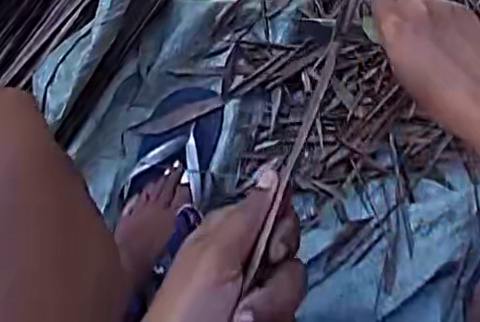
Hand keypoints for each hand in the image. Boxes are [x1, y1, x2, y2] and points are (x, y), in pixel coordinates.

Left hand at [144, 165, 305, 321]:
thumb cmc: (186, 311)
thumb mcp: (213, 255)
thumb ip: (246, 214)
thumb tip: (272, 173)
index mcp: (229, 230)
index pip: (273, 206)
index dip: (281, 223)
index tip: (273, 245)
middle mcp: (245, 256)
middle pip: (289, 245)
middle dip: (278, 271)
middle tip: (251, 286)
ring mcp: (255, 290)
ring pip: (292, 282)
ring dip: (272, 303)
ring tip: (243, 319)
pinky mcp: (266, 316)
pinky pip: (290, 311)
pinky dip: (275, 318)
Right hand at [370, 0, 479, 147]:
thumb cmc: (441, 99)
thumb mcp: (402, 73)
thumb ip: (394, 43)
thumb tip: (393, 35)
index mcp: (393, 24)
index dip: (381, 1)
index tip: (384, 10)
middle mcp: (415, 8)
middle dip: (401, 1)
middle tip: (408, 25)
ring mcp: (441, 6)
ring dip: (426, 13)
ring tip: (438, 40)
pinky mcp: (464, 10)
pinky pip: (448, 7)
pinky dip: (448, 19)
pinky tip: (457, 42)